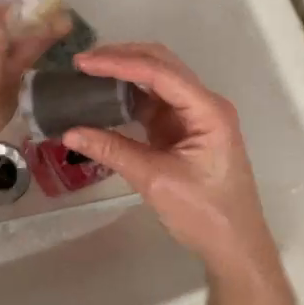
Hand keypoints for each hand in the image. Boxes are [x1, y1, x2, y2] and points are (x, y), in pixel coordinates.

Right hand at [61, 44, 273, 274]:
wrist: (234, 246)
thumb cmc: (204, 214)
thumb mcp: (154, 181)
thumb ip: (112, 151)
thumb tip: (69, 132)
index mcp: (207, 111)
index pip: (159, 73)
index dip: (119, 63)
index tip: (83, 62)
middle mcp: (203, 104)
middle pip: (161, 65)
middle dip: (122, 57)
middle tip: (82, 62)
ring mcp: (194, 116)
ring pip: (157, 79)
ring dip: (124, 72)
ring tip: (88, 73)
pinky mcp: (183, 129)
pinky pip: (153, 101)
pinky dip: (128, 95)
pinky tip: (103, 96)